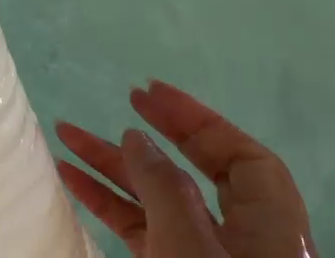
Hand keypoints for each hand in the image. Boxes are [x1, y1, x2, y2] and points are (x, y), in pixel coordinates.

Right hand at [55, 81, 316, 257]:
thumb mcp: (189, 244)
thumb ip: (164, 188)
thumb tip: (137, 136)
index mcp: (269, 230)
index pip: (245, 160)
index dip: (199, 121)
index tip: (147, 93)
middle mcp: (242, 240)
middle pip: (202, 173)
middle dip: (158, 135)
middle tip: (121, 101)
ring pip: (161, 197)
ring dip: (114, 162)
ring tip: (65, 133)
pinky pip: (141, 226)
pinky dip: (106, 198)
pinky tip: (70, 177)